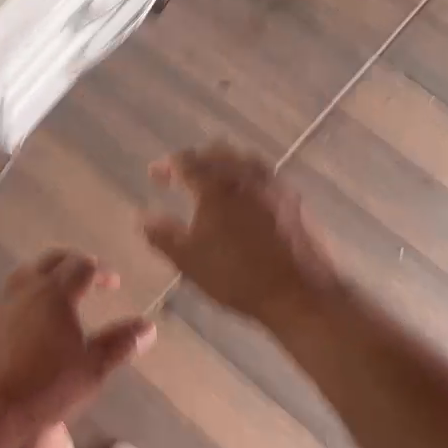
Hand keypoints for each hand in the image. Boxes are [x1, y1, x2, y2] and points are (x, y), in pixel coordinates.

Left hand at [0, 250, 155, 436]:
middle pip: (51, 261)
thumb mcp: (93, 369)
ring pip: (25, 273)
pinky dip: (25, 294)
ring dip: (45, 274)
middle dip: (73, 262)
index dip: (101, 270)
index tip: (113, 282)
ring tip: (59, 290)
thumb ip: (120, 343)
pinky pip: (7, 295)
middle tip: (88, 273)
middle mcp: (24, 289)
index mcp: (54, 294)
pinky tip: (29, 316)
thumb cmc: (46, 388)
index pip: (81, 266)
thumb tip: (148, 325)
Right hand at [141, 145, 344, 331]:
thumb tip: (144, 218)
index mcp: (216, 186)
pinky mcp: (296, 202)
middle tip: (184, 175)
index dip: (167, 166)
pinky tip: (246, 201)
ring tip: (215, 184)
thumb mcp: (189, 261)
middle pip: (219, 152)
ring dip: (226, 165)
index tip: (156, 176)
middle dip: (198, 159)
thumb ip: (163, 236)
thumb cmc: (238, 277)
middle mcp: (246, 177)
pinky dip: (249, 179)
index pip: (186, 162)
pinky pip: (266, 177)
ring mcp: (276, 187)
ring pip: (246, 160)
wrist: (303, 295)